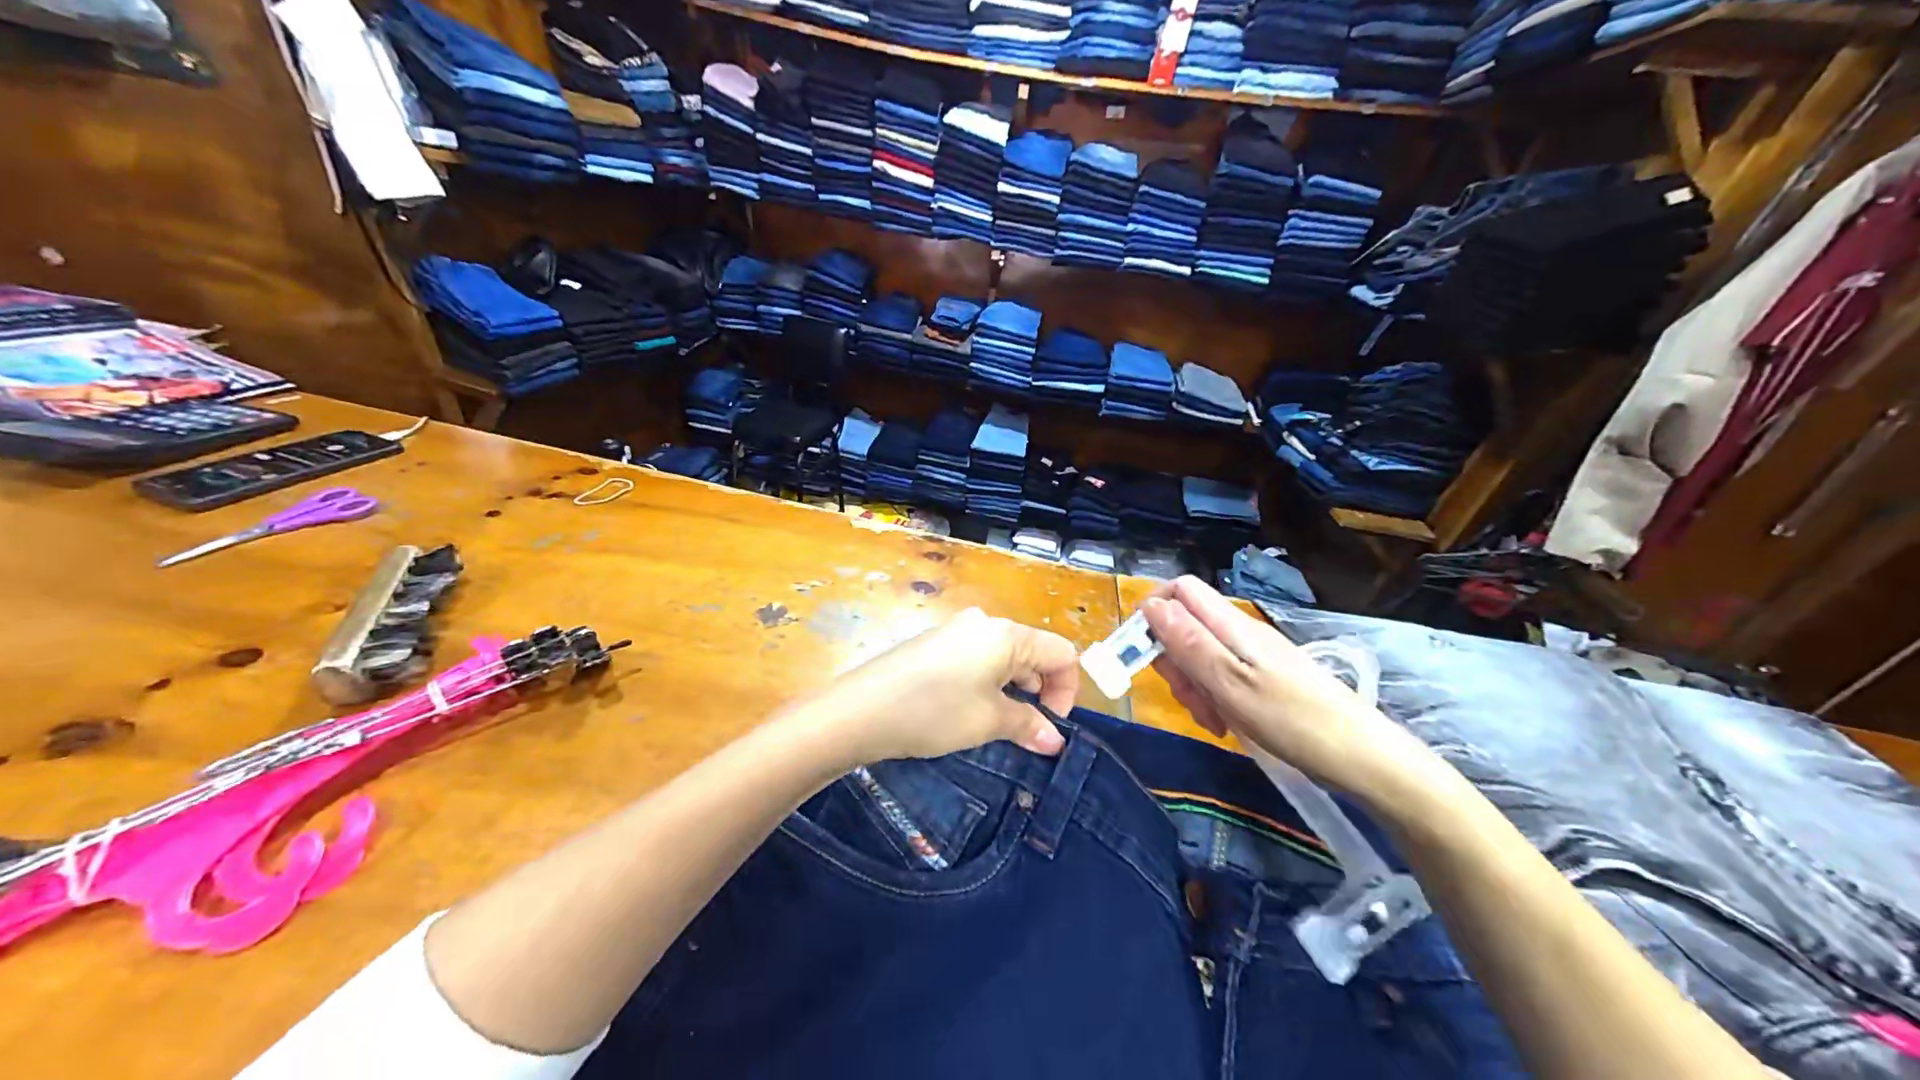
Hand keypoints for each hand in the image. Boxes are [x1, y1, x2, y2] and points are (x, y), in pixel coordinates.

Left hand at [810, 608, 1078, 764]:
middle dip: (1041, 691)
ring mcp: (956, 631)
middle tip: (1028, 731)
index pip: (1062, 653)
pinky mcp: (935, 644)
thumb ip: (1028, 725)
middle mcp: (984, 623)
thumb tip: (1055, 740)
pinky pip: (978, 659)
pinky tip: (969, 712)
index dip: (1067, 691)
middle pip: (1034, 652)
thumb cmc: (933, 712)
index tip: (1051, 725)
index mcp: (1006, 634)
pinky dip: (988, 684)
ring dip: (1014, 691)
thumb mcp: (988, 721)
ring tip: (1000, 726)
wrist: (859, 710)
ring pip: (1005, 657)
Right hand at [1141, 576, 1452, 805]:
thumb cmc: (1295, 721)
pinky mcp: (1266, 680)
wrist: (1366, 760)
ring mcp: (1255, 657)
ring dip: (1193, 686)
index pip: (1180, 591)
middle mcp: (1241, 633)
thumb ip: (1190, 644)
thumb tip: (1151, 606)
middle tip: (1187, 698)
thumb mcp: (1231, 685)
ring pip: (1201, 656)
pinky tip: (1227, 725)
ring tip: (1212, 720)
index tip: (1144, 654)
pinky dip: (1214, 699)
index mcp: (1232, 626)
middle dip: (1173, 660)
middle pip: (1186, 626)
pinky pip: (1223, 678)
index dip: (1154, 612)